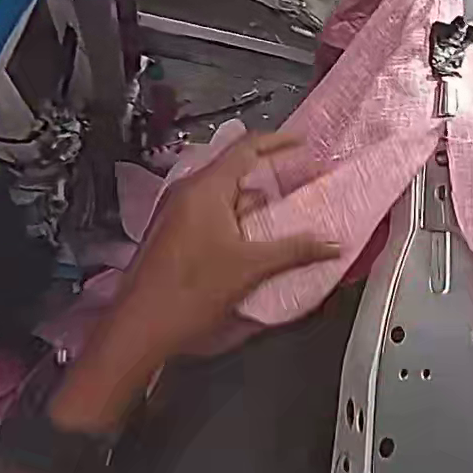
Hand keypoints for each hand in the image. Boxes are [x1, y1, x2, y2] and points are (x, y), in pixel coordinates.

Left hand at [52, 131, 339, 430]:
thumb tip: (335, 244)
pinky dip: (241, 215)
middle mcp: (189, 193)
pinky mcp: (176, 233)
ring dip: (257, 197)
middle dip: (272, 172)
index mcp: (206, 189)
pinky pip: (215, 211)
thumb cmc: (190, 291)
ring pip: (226, 193)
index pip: (246, 148)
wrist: (137, 331)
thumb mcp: (251, 267)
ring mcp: (179, 213)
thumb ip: (296, 250)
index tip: (304, 142)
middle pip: (236, 168)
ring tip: (288, 206)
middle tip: (302, 176)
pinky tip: (260, 234)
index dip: (278, 141)